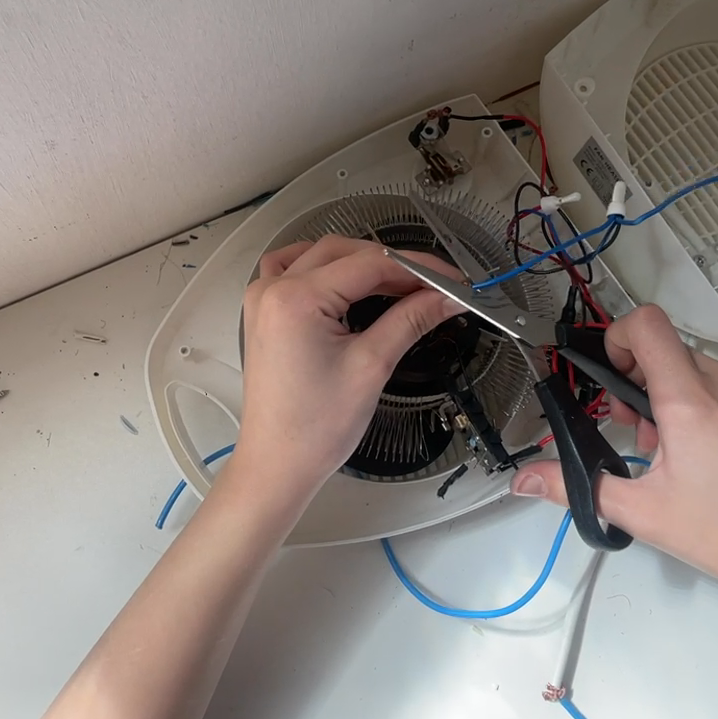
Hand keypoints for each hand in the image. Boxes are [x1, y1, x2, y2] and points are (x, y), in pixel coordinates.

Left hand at [234, 237, 467, 496]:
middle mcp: (274, 289)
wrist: (277, 465)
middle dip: (395, 266)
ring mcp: (263, 300)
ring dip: (362, 263)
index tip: (454, 282)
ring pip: (322, 257)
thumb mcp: (372, 366)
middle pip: (347, 253)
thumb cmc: (316, 427)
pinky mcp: (263, 314)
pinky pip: (293, 270)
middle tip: (435, 289)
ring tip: (401, 286)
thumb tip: (448, 298)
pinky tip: (347, 282)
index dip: (419, 268)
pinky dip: (325, 269)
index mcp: (297, 298)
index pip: (371, 263)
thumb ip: (411, 320)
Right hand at [512, 305, 717, 620]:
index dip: (621, 337)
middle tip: (650, 436)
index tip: (618, 374)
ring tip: (694, 452)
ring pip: (712, 373)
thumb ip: (575, 486)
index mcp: (691, 403)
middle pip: (674, 357)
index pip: (648, 325)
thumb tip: (523, 481)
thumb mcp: (642, 512)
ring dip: (690, 398)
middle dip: (649, 385)